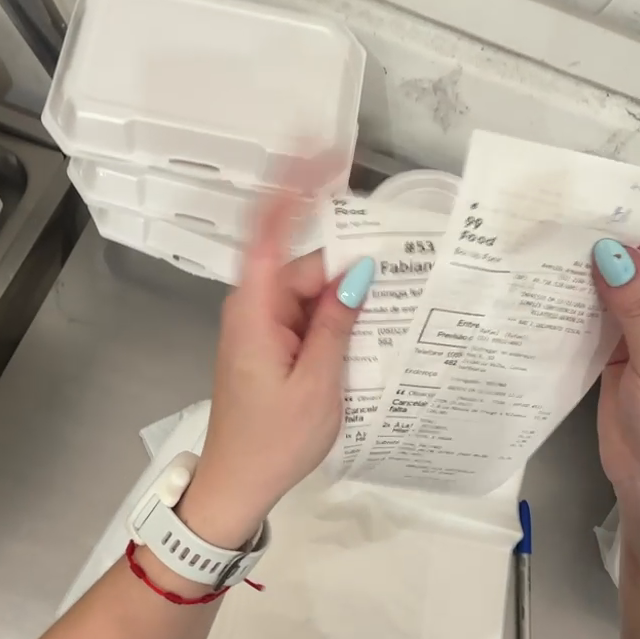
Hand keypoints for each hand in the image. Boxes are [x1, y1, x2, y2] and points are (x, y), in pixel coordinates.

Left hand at [180, 166, 374, 548]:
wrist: (237, 484)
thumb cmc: (274, 440)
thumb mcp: (318, 384)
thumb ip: (337, 324)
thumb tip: (359, 272)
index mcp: (255, 309)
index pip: (270, 229)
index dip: (296, 186)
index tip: (329, 154)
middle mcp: (253, 307)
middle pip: (303, 263)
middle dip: (348, 262)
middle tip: (402, 262)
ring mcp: (261, 326)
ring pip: (309, 290)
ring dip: (345, 295)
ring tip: (395, 302)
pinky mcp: (270, 344)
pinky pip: (306, 314)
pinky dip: (335, 315)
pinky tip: (369, 326)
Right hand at [591, 222, 639, 508]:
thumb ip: (636, 301)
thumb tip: (605, 249)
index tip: (620, 227)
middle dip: (630, 251)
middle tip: (581, 234)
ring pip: (635, 286)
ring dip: (605, 276)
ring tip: (563, 256)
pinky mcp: (630, 349)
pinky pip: (611, 313)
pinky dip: (589, 303)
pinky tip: (558, 289)